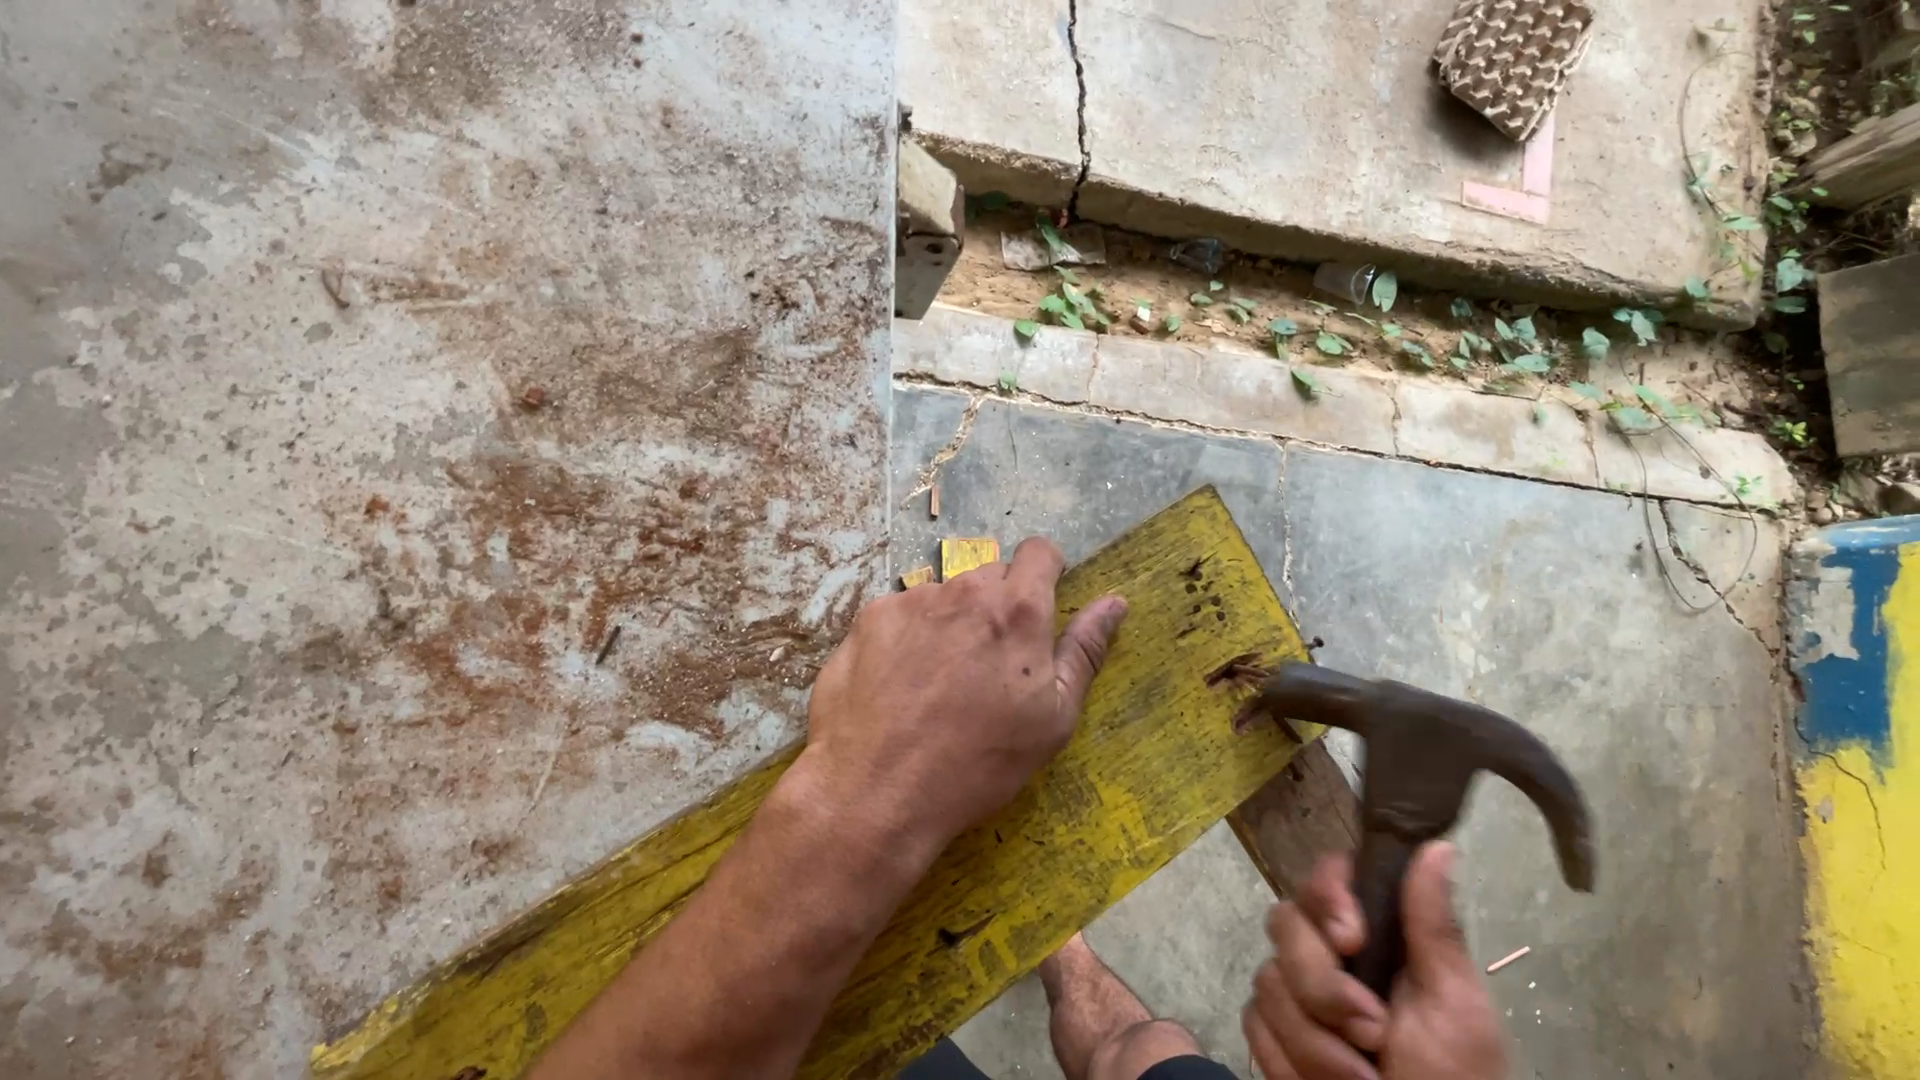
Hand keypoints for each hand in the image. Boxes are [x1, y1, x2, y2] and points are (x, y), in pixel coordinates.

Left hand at [802, 537, 1127, 853]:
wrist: (878, 789)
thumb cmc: (979, 763)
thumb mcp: (1053, 718)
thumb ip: (1085, 651)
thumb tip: (1114, 603)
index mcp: (1018, 609)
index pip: (1040, 552)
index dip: (1045, 573)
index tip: (1040, 607)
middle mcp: (964, 590)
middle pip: (990, 576)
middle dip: (997, 606)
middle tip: (988, 663)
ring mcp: (911, 600)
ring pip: (944, 596)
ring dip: (950, 622)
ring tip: (937, 681)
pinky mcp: (869, 618)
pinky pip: (901, 614)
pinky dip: (907, 636)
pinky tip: (899, 682)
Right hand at [1244, 843, 1506, 1079]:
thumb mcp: (1457, 1006)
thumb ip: (1433, 925)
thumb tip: (1439, 845)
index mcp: (1374, 934)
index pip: (1325, 876)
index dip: (1327, 897)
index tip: (1353, 937)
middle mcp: (1326, 952)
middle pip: (1285, 925)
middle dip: (1324, 987)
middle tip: (1374, 1032)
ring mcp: (1293, 993)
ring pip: (1267, 981)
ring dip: (1316, 1041)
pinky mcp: (1270, 1033)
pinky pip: (1253, 1023)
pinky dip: (1289, 1060)